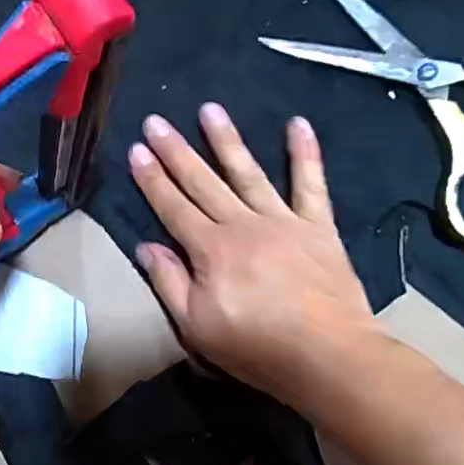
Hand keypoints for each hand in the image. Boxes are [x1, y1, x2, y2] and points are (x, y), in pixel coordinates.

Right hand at [129, 104, 383, 405]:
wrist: (327, 355)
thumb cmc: (254, 346)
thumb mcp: (195, 326)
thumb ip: (169, 283)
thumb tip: (146, 246)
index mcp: (211, 249)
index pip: (173, 207)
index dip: (152, 179)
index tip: (136, 151)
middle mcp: (243, 225)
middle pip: (203, 182)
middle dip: (176, 151)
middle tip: (157, 121)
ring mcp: (283, 221)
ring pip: (249, 173)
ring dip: (227, 140)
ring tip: (210, 109)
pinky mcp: (318, 227)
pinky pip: (311, 185)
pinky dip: (305, 154)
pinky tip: (297, 124)